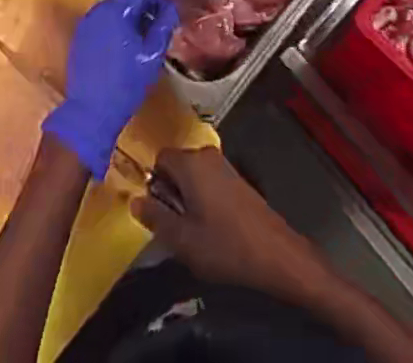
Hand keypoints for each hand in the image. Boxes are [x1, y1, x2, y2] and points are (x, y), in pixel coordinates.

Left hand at [43, 0, 179, 177]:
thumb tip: (168, 6)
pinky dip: (122, 24)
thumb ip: (163, 25)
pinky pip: (107, 21)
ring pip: (118, 9)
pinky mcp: (82, 35)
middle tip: (167, 15)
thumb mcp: (152, 55)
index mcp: (118, 10)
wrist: (90, 111)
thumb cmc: (125, 84)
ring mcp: (88, 22)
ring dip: (136, 15)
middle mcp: (99, 10)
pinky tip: (132, 43)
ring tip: (151, 34)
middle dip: (150, 2)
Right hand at [133, 147, 329, 301]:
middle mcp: (207, 155)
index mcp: (190, 163)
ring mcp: (226, 166)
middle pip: (176, 165)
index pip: (159, 158)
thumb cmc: (225, 246)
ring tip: (195, 230)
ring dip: (187, 197)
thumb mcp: (182, 239)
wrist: (278, 256)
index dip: (153, 183)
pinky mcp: (239, 180)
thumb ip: (154, 217)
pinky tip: (213, 228)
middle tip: (176, 225)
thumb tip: (135, 200)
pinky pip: (209, 181)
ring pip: (193, 175)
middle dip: (170, 191)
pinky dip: (204, 198)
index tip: (158, 211)